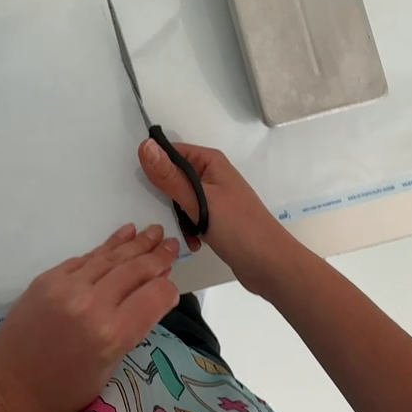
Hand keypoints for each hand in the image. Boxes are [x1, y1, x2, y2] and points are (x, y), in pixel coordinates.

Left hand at [0, 223, 179, 411]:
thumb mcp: (109, 369)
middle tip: (173, 244)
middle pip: (134, 270)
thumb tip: (150, 296)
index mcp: (111, 334)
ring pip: (110, 258)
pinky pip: (85, 259)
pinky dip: (106, 248)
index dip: (168, 288)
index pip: (155, 297)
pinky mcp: (48, 277)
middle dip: (157, 256)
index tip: (174, 280)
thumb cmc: (64, 393)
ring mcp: (67, 286)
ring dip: (134, 243)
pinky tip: (122, 236)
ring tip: (154, 231)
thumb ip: (130, 329)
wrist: (10, 390)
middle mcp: (91, 303)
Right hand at [137, 139, 305, 298]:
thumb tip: (144, 146)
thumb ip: (169, 176)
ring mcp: (215, 197)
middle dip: (167, 199)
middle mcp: (212, 174)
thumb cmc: (238, 228)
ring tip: (185, 234)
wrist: (271, 266)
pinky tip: (194, 244)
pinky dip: (189, 230)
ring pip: (180, 200)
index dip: (154, 167)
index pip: (170, 153)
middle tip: (168, 216)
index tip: (141, 188)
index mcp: (210, 161)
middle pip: (173, 178)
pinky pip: (191, 217)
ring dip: (178, 218)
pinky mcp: (216, 218)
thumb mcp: (199, 201)